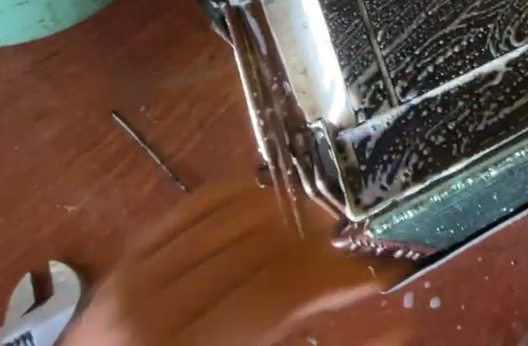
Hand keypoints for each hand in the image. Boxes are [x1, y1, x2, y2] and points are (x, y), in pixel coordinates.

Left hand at [62, 183, 409, 345]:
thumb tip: (402, 331)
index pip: (279, 293)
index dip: (336, 277)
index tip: (376, 274)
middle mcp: (151, 314)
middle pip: (261, 248)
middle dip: (319, 241)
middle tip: (349, 248)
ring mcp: (130, 281)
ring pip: (235, 214)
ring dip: (289, 212)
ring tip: (316, 228)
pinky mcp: (126, 260)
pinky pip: (198, 203)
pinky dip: (244, 196)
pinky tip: (272, 208)